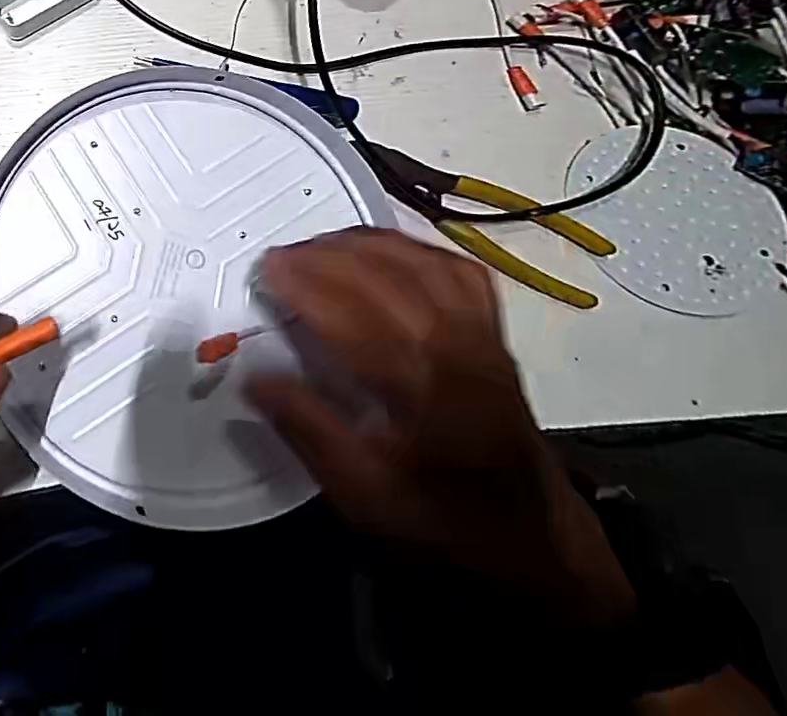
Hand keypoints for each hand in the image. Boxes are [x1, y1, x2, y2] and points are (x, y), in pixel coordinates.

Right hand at [246, 227, 633, 628]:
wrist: (532, 543)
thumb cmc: (442, 522)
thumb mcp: (362, 494)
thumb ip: (307, 430)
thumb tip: (254, 378)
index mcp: (420, 388)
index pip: (352, 313)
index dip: (304, 283)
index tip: (266, 271)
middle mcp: (455, 346)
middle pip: (384, 275)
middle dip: (323, 255)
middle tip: (281, 256)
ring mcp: (480, 334)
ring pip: (420, 262)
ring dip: (363, 244)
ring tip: (319, 245)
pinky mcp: (493, 333)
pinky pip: (454, 268)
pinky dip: (412, 248)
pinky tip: (384, 249)